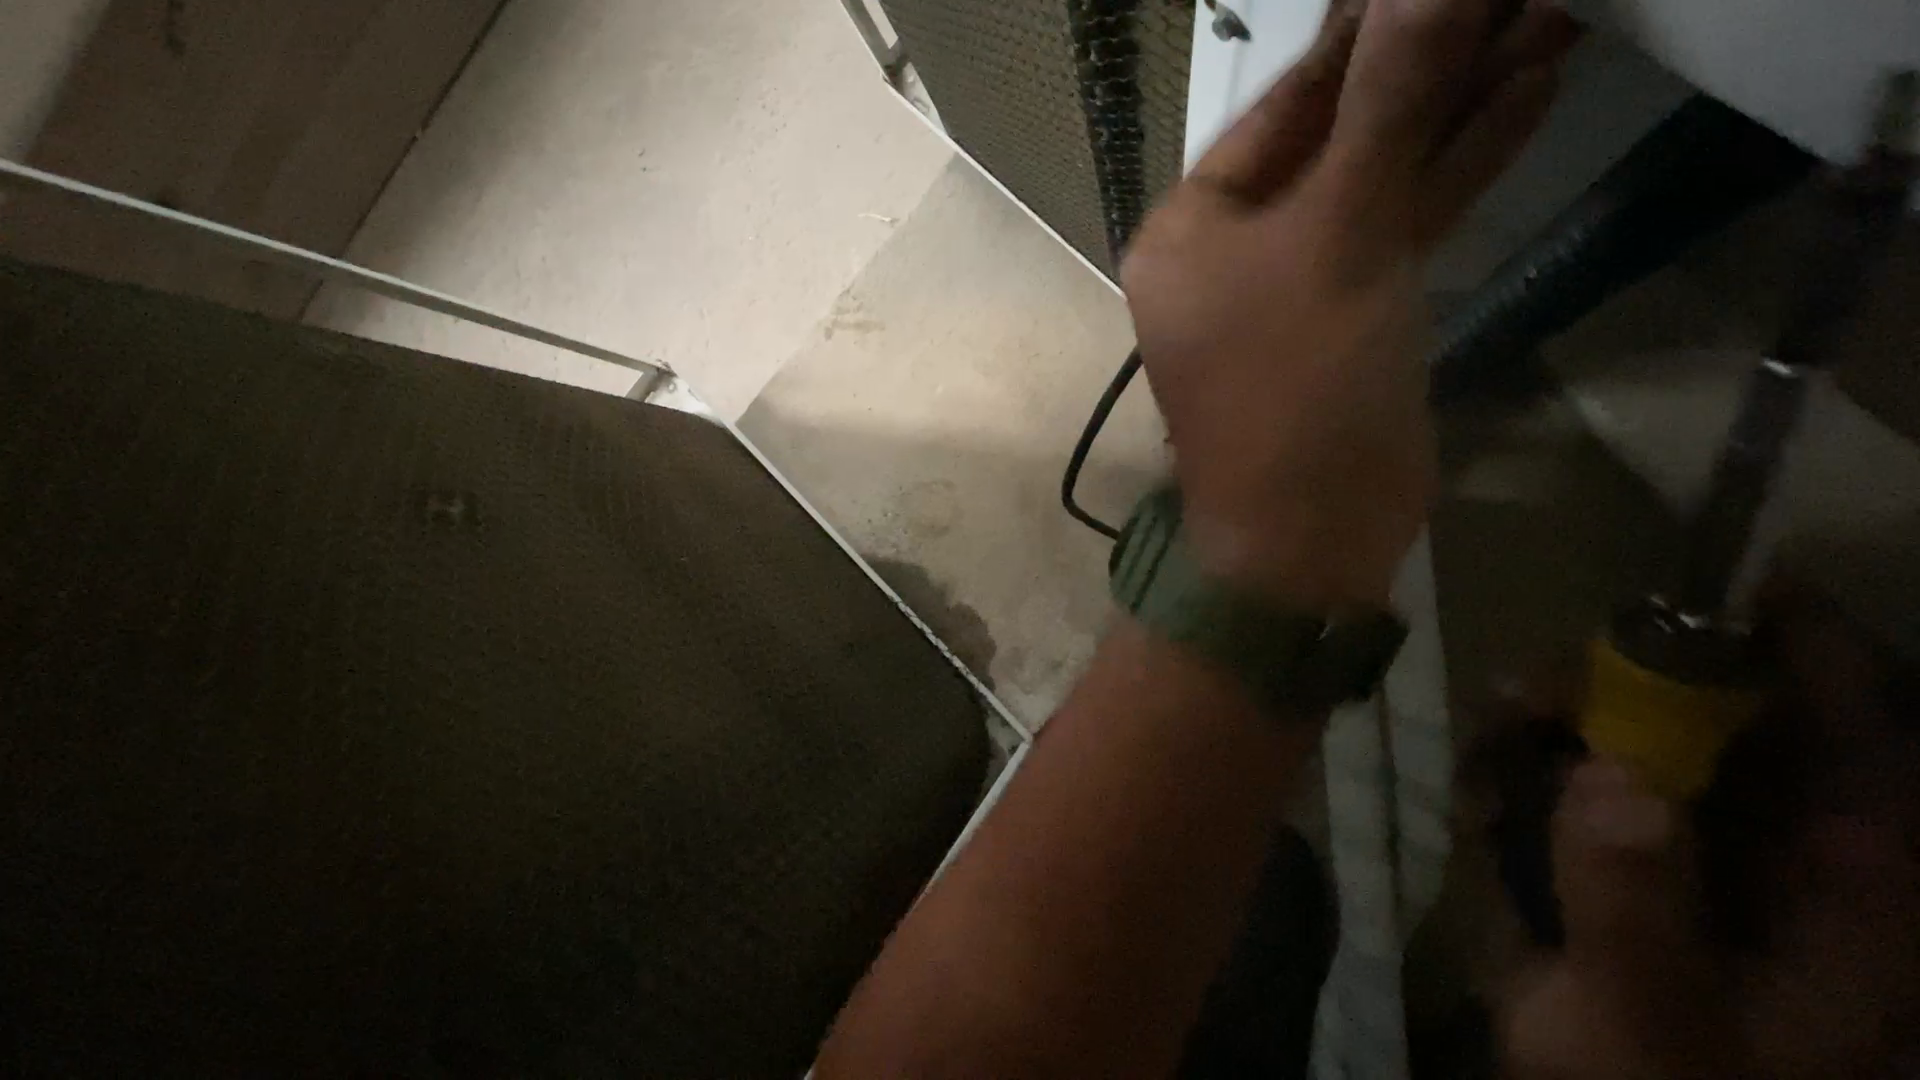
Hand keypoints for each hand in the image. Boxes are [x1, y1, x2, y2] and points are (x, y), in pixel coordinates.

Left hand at [1121, 0, 1578, 606]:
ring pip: (1374, 177)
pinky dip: (1454, 171)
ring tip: (1549, 17)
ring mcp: (1291, 283)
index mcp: (1188, 229)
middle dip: (1421, 63)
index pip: (1280, 106)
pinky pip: (1399, 226)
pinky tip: (1529, 96)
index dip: (1361, 33)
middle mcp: (1228, 250)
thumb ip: (1386, 107)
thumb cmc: (1296, 386)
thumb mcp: (1337, 238)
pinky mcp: (1347, 315)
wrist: (1310, 531)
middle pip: (1331, 134)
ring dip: (1455, 107)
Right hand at [1503, 599, 1919, 1078]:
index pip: (1851, 746)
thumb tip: (1606, 780)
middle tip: (1535, 686)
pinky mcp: (1600, 856)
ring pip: (1629, 742)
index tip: (1729, 586)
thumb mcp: (1652, 1026)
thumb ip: (1634, 911)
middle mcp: (1761, 850)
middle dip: (1625, 687)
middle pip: (1718, 726)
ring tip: (1491, 727)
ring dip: (1554, 724)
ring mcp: (1674, 849)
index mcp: (1834, 891)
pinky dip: (1513, 770)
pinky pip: (1560, 781)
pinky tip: (1473, 793)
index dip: (1809, 654)